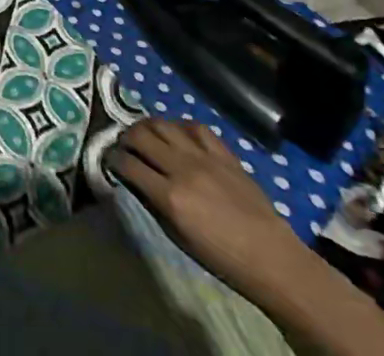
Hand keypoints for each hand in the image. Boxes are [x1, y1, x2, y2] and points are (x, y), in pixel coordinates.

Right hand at [105, 121, 383, 355]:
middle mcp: (182, 169)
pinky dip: (179, 127)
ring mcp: (205, 157)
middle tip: (124, 145)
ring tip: (144, 134)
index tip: (109, 160)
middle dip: (125, 137)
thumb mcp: (177, 236)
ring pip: (163, 124)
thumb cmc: (221, 257)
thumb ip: (152, 202)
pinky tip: (176, 134)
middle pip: (140, 135)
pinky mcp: (224, 154)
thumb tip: (132, 178)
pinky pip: (195, 126)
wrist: (273, 258)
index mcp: (169, 196)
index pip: (127, 163)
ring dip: (146, 126)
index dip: (112, 158)